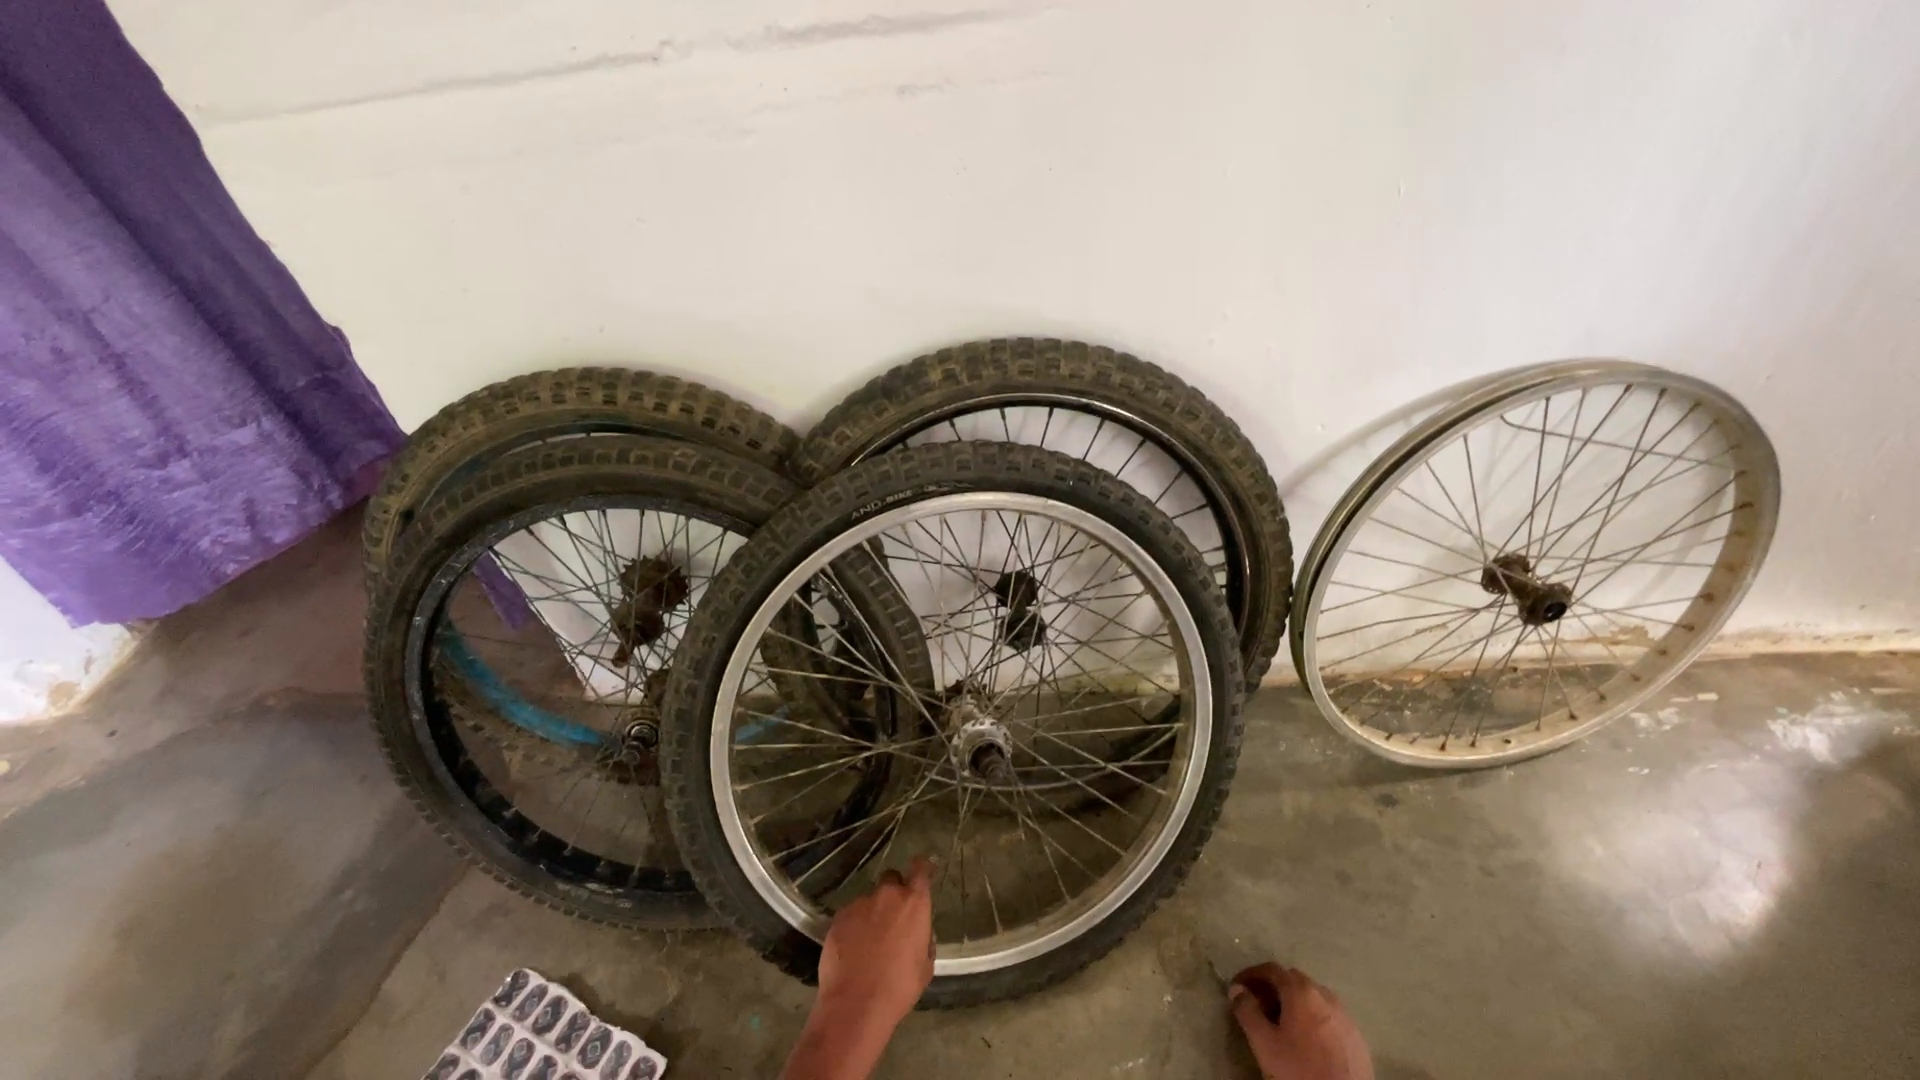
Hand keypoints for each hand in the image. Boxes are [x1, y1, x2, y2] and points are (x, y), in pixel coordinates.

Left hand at [817, 856, 935, 1027]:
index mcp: (914, 904)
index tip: (924, 867)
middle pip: (891, 879)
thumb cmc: (899, 987)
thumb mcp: (925, 967)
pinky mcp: (838, 918)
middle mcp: (887, 895)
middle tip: (893, 916)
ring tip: (869, 942)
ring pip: (869, 900)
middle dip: (894, 891)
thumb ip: (924, 942)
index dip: (922, 866)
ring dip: (872, 913)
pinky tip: (853, 949)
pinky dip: (854, 926)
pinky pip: (851, 915)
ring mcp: (859, 904)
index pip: (920, 870)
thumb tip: (920, 934)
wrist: (855, 1004)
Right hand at [1228, 963, 1372, 1079]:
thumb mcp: (1264, 1043)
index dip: (1250, 975)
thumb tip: (1238, 990)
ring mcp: (1344, 1014)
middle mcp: (1324, 995)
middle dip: (1272, 987)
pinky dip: (1312, 1017)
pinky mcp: (1355, 1035)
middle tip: (1258, 1006)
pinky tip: (1307, 1039)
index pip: (1271, 969)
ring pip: (1313, 997)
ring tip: (1282, 1024)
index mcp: (1301, 992)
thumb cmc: (1300, 1070)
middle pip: (1293, 980)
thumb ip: (1247, 1011)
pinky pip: (1328, 1015)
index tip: (1237, 988)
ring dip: (1294, 1002)